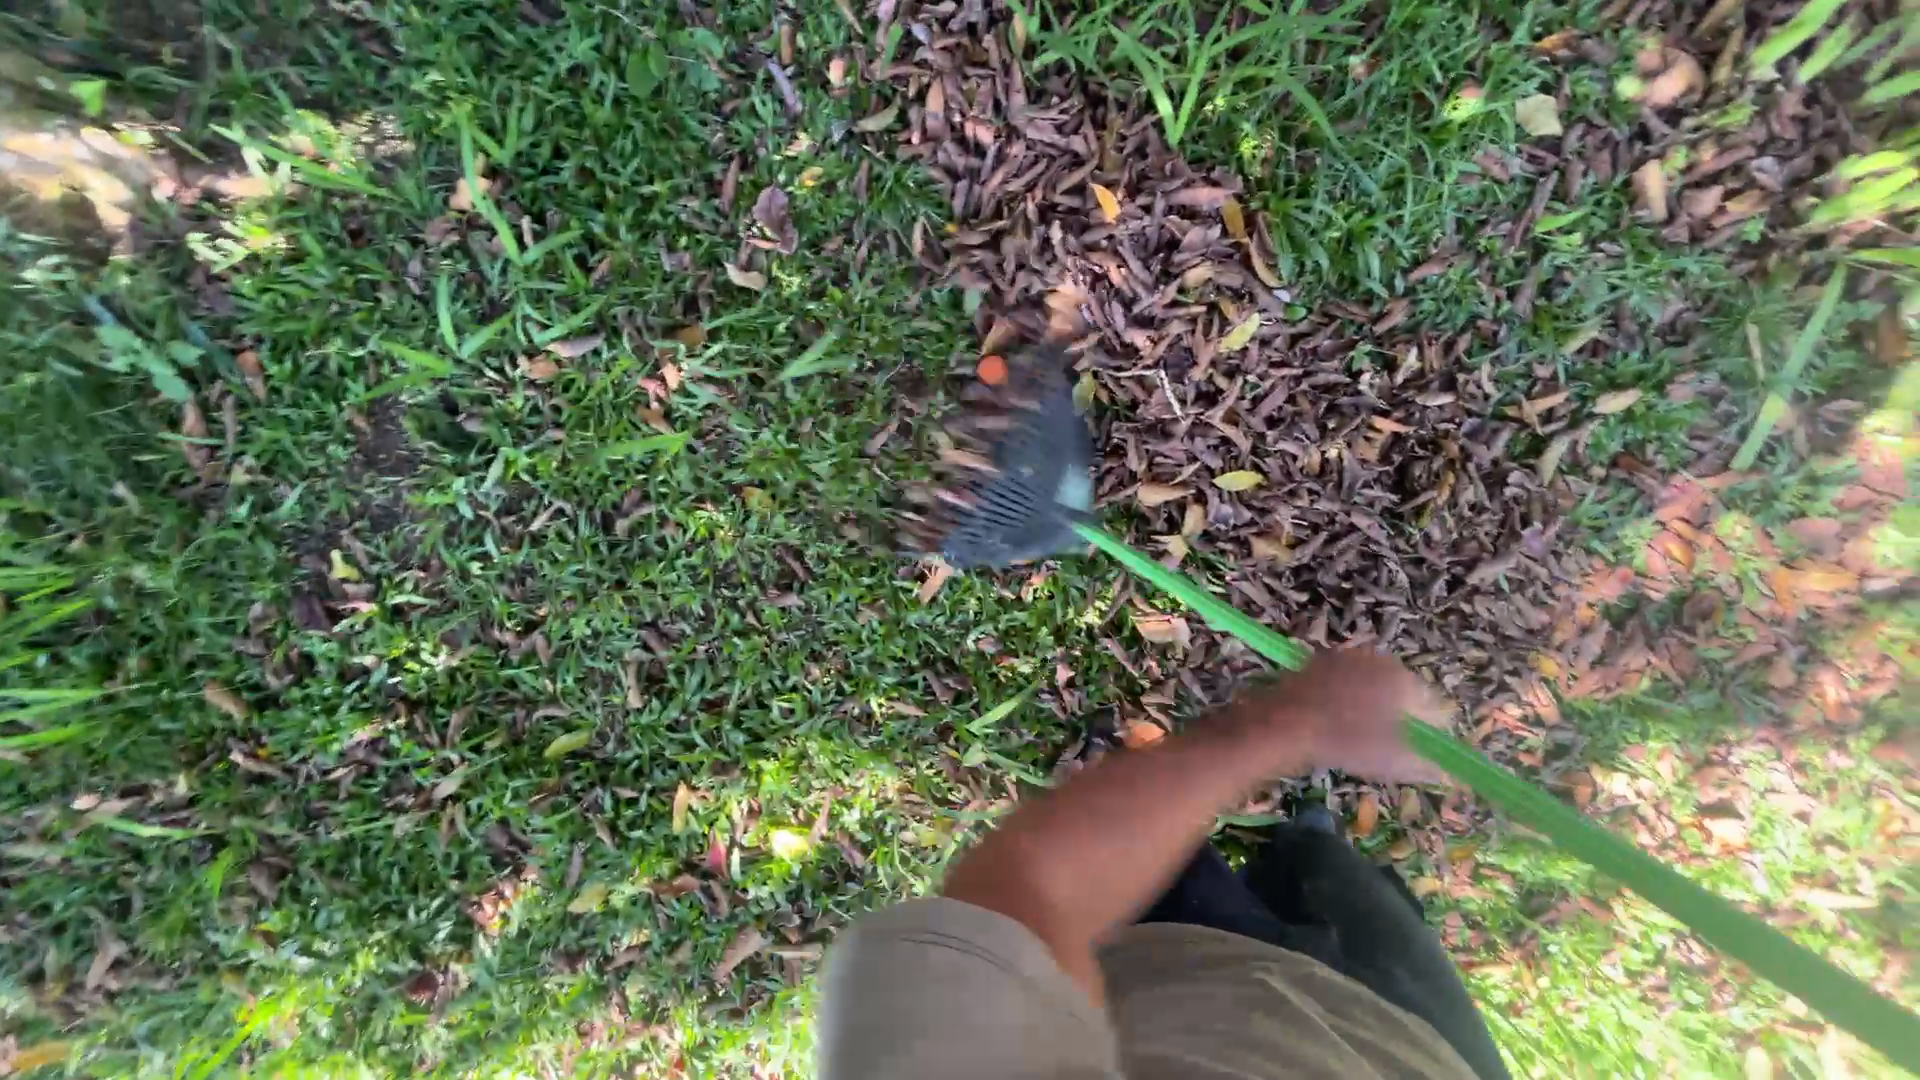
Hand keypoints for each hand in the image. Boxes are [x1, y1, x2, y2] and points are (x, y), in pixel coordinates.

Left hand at [1215, 649, 1450, 784]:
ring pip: (1372, 683)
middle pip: (1402, 690)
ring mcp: (1347, 656)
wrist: (1285, 723)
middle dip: (1400, 714)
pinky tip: (1334, 716)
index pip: (1432, 706)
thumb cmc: (1346, 742)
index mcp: (1404, 680)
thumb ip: (1426, 765)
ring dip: (1372, 703)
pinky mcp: (1320, 660)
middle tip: (1387, 741)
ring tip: (1358, 731)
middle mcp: (1379, 660)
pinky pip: (1344, 680)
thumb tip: (1446, 772)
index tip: (1420, 748)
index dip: (1429, 730)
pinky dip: (1345, 695)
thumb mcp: (1393, 762)